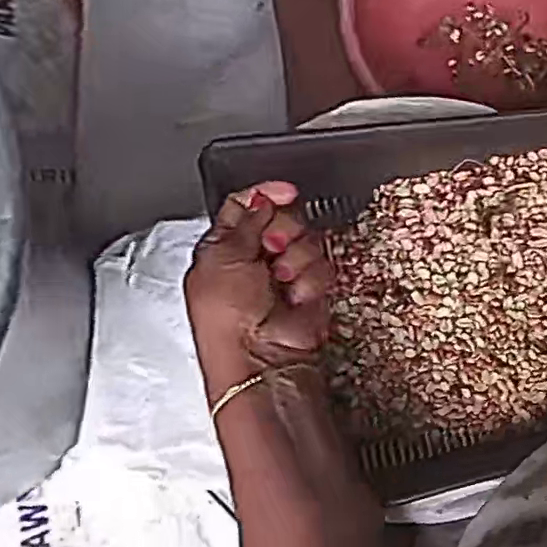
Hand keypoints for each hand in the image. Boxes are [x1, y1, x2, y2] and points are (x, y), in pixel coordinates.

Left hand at [185, 181, 333, 399]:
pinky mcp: (314, 288)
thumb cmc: (227, 314)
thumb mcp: (222, 257)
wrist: (261, 353)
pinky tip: (297, 298)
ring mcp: (289, 272)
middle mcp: (259, 255)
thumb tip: (263, 197)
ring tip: (283, 283)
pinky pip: (324, 268)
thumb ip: (244, 221)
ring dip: (298, 261)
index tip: (286, 192)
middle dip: (284, 231)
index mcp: (226, 244)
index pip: (250, 205)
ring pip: (309, 243)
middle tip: (273, 250)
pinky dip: (312, 282)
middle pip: (285, 219)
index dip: (268, 194)